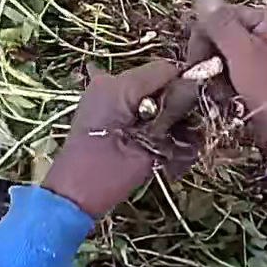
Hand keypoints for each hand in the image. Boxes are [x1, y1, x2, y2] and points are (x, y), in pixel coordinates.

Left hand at [43, 59, 184, 217]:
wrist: (70, 197)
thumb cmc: (107, 176)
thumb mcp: (149, 146)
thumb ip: (172, 112)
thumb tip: (196, 87)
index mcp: (119, 86)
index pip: (166, 69)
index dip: (184, 87)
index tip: (194, 114)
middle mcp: (108, 82)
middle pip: (156, 80)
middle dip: (172, 104)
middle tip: (180, 135)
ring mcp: (100, 93)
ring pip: (146, 92)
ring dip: (159, 113)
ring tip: (163, 144)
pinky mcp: (98, 107)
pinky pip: (131, 102)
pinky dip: (143, 116)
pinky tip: (146, 138)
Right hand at [191, 0, 266, 150]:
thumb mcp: (244, 53)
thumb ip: (221, 25)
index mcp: (265, 20)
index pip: (218, 16)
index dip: (202, 36)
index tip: (196, 60)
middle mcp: (264, 33)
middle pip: (219, 37)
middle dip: (210, 59)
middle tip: (209, 79)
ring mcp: (263, 57)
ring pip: (222, 59)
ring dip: (216, 77)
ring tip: (224, 94)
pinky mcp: (260, 79)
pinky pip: (233, 76)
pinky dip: (227, 88)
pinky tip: (231, 100)